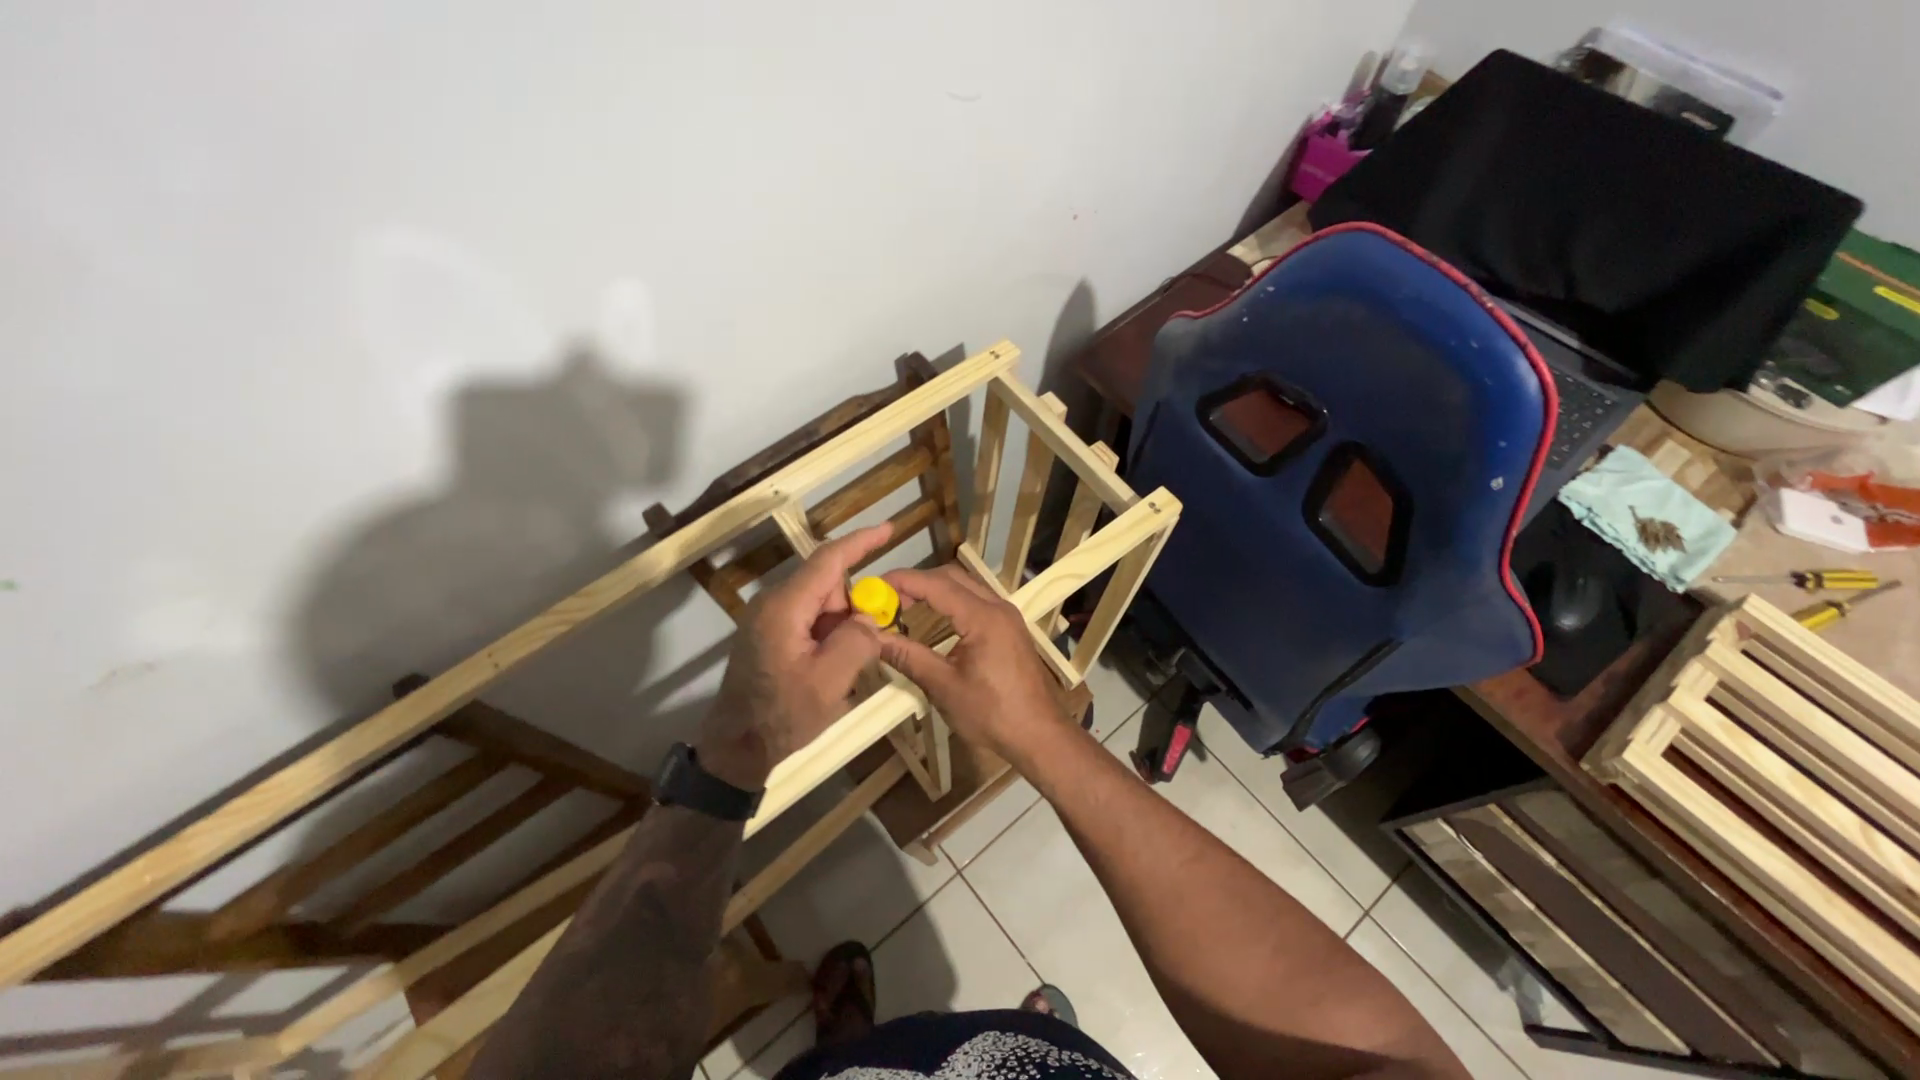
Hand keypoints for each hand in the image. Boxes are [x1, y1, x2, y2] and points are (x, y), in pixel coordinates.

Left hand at [697, 523, 893, 788]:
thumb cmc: (781, 717)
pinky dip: (828, 636)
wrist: (735, 749)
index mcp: (784, 608)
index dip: (860, 543)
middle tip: (872, 641)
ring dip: (842, 626)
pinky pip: (808, 621)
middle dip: (855, 606)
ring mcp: (767, 620)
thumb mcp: (829, 682)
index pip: (827, 561)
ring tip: (844, 668)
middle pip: (827, 585)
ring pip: (820, 605)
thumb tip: (870, 620)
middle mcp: (772, 605)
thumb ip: (856, 642)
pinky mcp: (767, 637)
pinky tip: (832, 668)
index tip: (889, 530)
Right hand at [874, 565, 1074, 766]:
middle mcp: (998, 608)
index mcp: (983, 618)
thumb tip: (873, 638)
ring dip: (935, 590)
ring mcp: (1007, 617)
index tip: (874, 586)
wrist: (1039, 736)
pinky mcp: (1010, 629)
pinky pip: (977, 602)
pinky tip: (934, 620)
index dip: (903, 581)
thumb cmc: (992, 714)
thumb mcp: (943, 686)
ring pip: (966, 587)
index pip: (936, 585)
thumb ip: (908, 657)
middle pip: (952, 578)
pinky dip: (952, 602)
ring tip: (904, 606)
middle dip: (917, 582)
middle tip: (887, 599)